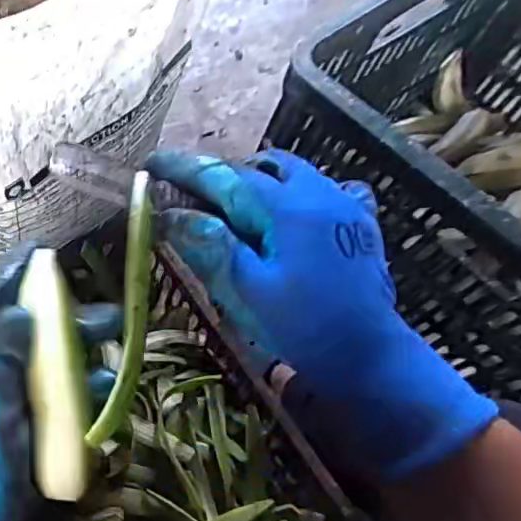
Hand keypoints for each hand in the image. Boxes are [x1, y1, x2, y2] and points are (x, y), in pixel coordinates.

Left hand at [0, 254, 117, 520]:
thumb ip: (2, 362)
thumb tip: (21, 308)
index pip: (0, 310)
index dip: (18, 278)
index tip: (41, 252)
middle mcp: (5, 377)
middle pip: (40, 333)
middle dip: (73, 321)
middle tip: (110, 319)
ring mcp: (27, 403)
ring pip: (63, 363)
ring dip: (90, 356)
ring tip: (117, 359)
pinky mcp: (48, 428)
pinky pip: (75, 399)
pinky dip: (94, 393)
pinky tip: (108, 397)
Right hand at [147, 147, 496, 480]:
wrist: (369, 356)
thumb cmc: (304, 328)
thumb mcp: (248, 290)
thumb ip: (212, 244)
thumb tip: (170, 215)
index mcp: (286, 209)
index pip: (224, 177)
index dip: (183, 169)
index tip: (151, 164)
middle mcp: (318, 194)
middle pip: (258, 168)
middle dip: (219, 175)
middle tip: (185, 193)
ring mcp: (344, 205)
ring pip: (292, 172)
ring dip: (255, 180)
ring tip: (229, 205)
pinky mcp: (358, 223)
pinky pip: (323, 189)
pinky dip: (295, 192)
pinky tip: (286, 216)